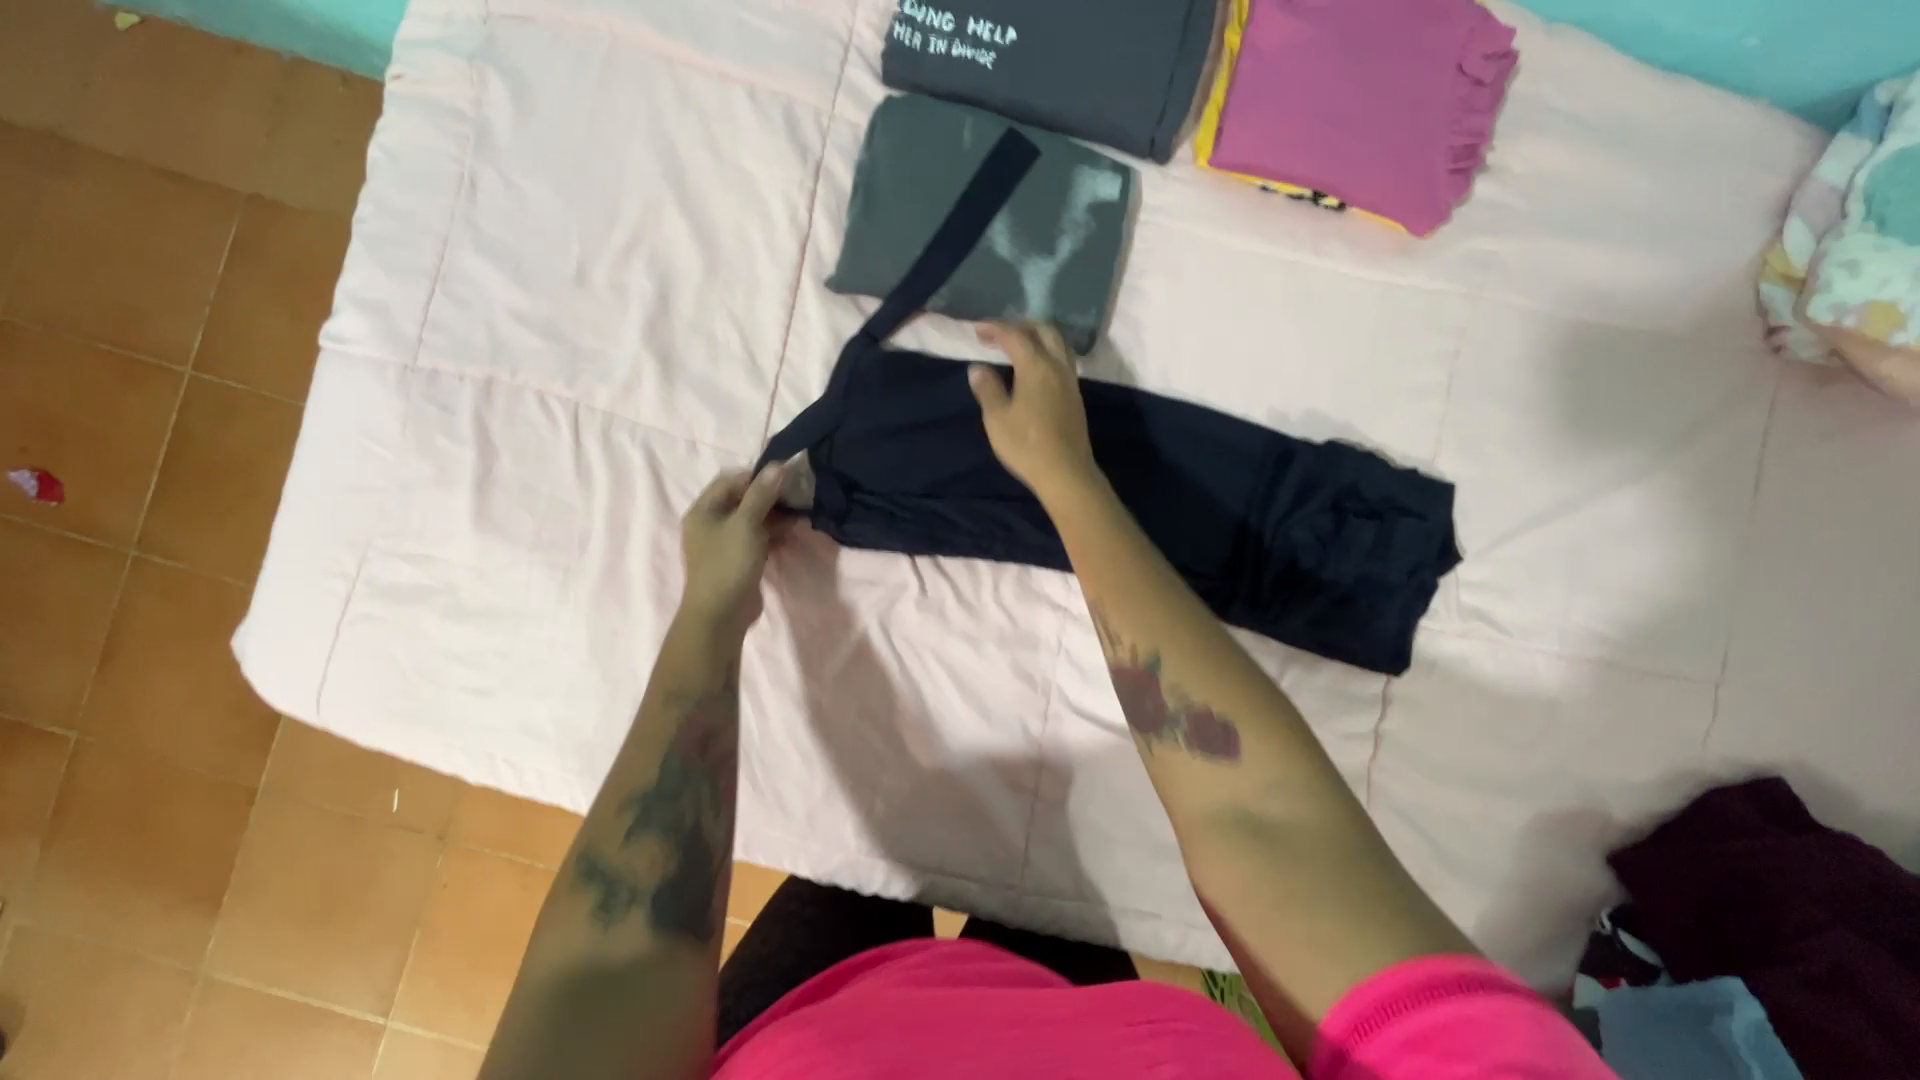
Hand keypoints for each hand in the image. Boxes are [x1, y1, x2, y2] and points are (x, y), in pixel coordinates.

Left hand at [679, 464, 786, 635]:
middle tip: (797, 497)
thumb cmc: (728, 563)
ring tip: (799, 515)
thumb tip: (778, 465)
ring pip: (751, 519)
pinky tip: (791, 532)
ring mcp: (722, 542)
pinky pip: (755, 538)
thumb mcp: (746, 524)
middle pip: (741, 499)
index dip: (757, 477)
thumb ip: (762, 494)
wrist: (720, 614)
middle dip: (770, 497)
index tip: (786, 479)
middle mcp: (709, 523)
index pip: (731, 480)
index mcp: (703, 510)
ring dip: (774, 516)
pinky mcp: (736, 559)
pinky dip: (772, 533)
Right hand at [968, 322, 1101, 500]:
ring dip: (1037, 337)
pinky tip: (1033, 368)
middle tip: (998, 335)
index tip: (977, 330)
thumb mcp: (997, 418)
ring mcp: (1070, 380)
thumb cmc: (1027, 445)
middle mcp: (1057, 366)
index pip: (1015, 335)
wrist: (1066, 472)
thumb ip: (987, 388)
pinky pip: (1062, 359)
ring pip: (1058, 343)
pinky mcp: (1075, 395)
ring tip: (1016, 347)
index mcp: (1036, 366)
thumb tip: (978, 368)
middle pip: (1043, 330)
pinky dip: (1046, 352)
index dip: (995, 328)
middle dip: (1019, 326)